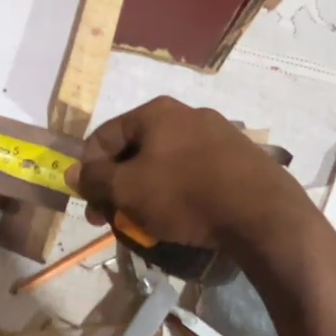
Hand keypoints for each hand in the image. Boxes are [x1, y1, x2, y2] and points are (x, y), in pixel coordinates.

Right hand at [62, 96, 310, 250]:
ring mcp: (217, 134)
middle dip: (118, 186)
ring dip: (146, 192)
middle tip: (113, 218)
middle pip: (135, 150)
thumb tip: (72, 172)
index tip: (89, 202)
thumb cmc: (184, 195)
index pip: (103, 137)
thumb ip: (94, 179)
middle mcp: (186, 114)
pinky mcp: (240, 158)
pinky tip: (180, 219)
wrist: (263, 214)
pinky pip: (193, 173)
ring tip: (145, 223)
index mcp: (155, 112)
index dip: (88, 170)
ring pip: (164, 164)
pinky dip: (178, 193)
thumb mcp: (127, 189)